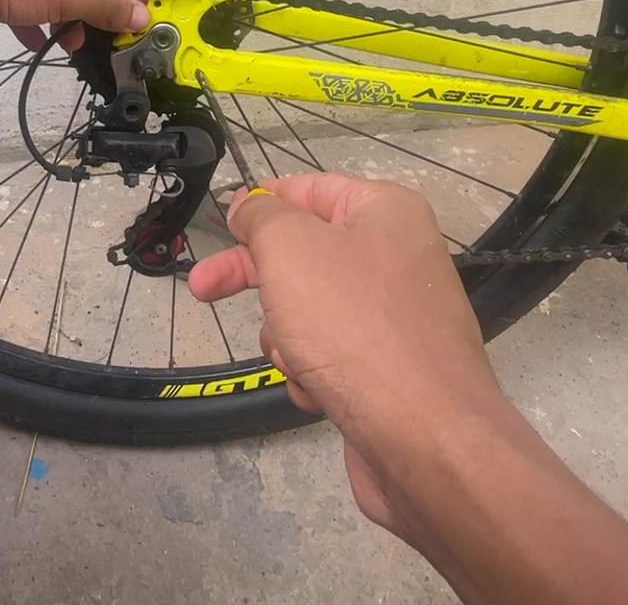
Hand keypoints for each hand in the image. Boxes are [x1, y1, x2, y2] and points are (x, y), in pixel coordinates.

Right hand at [188, 174, 503, 527]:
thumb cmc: (351, 323)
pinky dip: (313, 368)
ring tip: (297, 357)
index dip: (263, 202)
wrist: (424, 438)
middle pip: (302, 252)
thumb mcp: (289, 248)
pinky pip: (330, 351)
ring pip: (307, 307)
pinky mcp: (388, 368)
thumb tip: (249, 203)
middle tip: (203, 288)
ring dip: (286, 334)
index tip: (224, 222)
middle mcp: (395, 256)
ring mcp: (394, 315)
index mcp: (384, 211)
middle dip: (253, 277)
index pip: (310, 188)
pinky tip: (319, 389)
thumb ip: (260, 216)